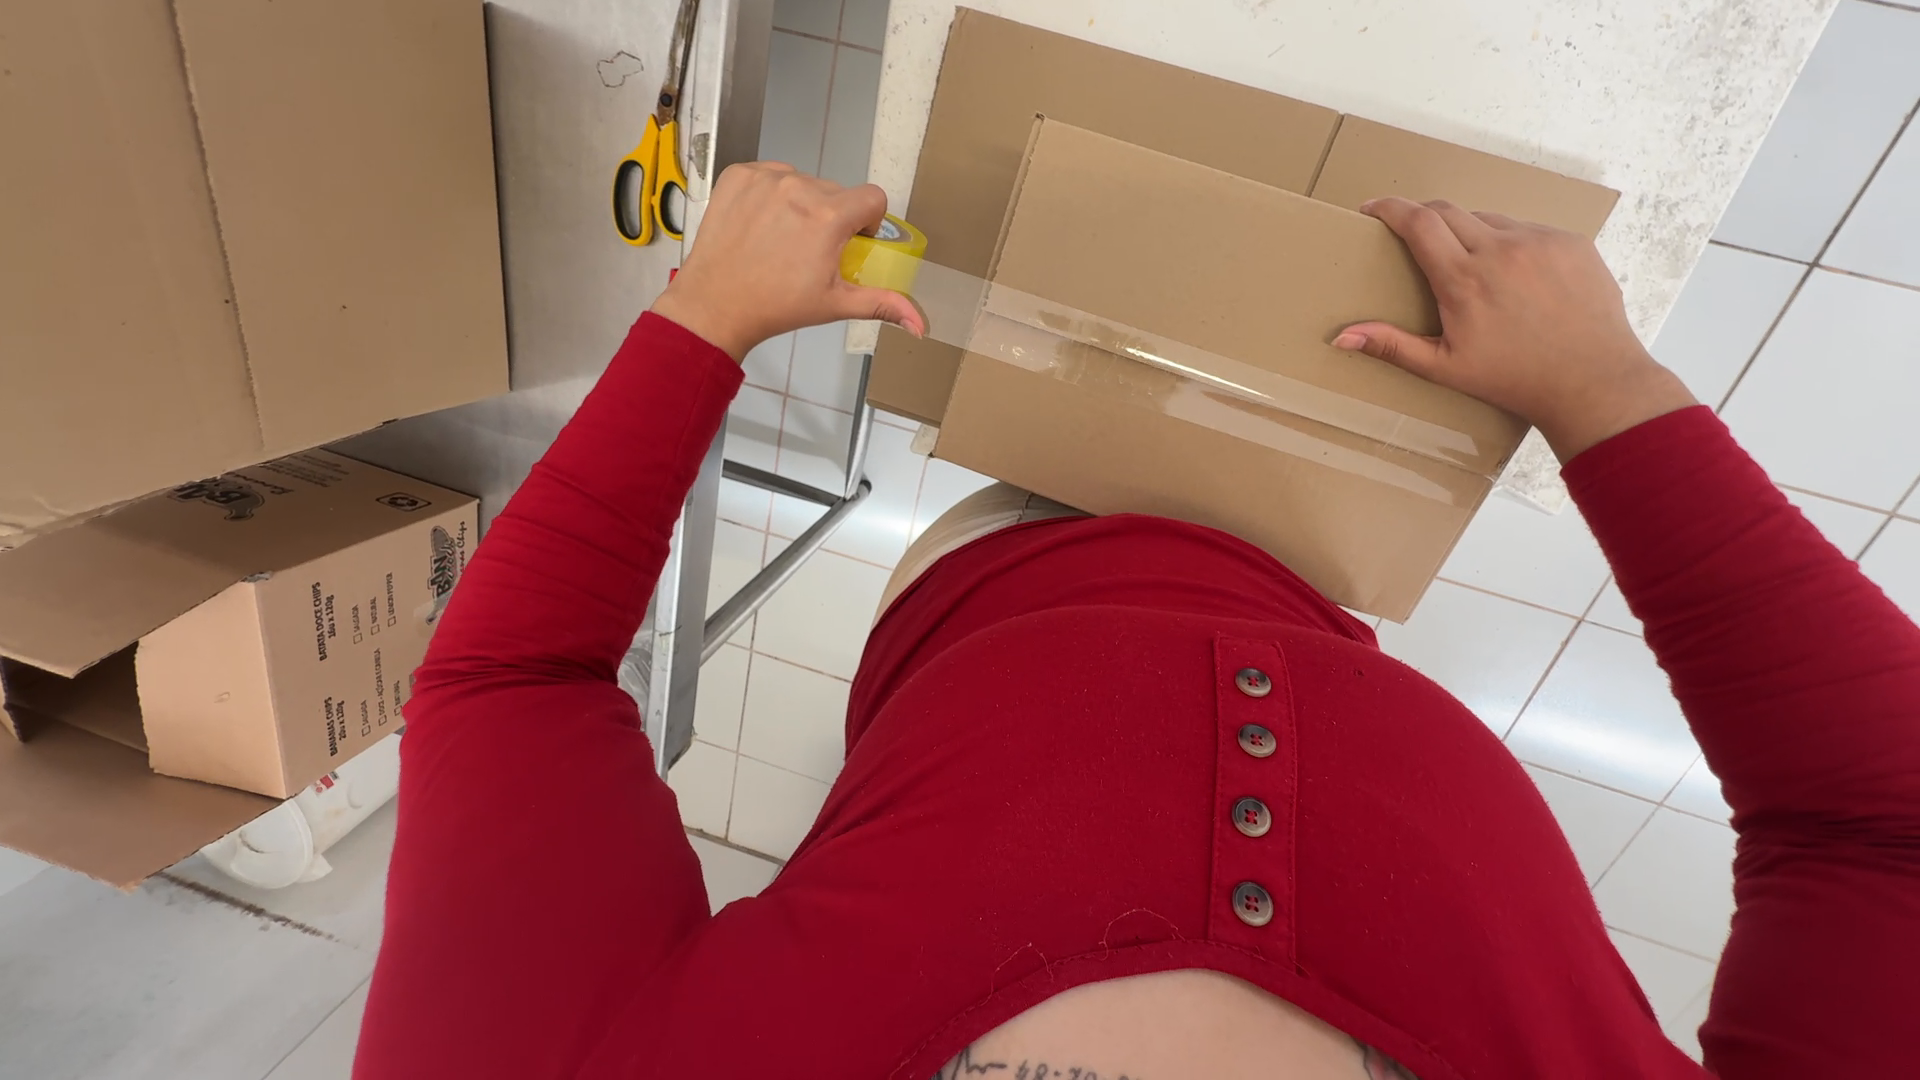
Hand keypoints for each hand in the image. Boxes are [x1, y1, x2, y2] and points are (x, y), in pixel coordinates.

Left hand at [650, 162, 924, 360]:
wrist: (717, 304)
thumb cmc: (779, 306)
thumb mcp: (836, 304)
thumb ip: (883, 304)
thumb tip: (921, 325)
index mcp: (828, 217)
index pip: (872, 197)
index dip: (868, 221)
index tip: (851, 243)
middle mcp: (799, 188)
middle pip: (837, 192)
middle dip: (833, 218)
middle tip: (812, 251)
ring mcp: (765, 178)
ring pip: (803, 182)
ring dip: (802, 205)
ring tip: (783, 240)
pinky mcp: (738, 175)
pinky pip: (770, 175)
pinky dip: (771, 195)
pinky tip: (762, 226)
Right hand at [1333, 197, 1696, 460]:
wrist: (1590, 377)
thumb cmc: (1511, 376)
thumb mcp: (1441, 366)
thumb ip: (1390, 345)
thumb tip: (1342, 337)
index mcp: (1464, 279)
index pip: (1420, 223)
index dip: (1391, 208)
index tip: (1373, 207)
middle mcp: (1502, 249)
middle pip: (1448, 211)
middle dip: (1421, 215)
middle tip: (1408, 233)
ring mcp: (1540, 241)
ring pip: (1487, 219)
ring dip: (1465, 232)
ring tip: (1462, 263)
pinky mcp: (1569, 242)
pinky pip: (1525, 229)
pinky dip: (1504, 242)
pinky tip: (1506, 273)